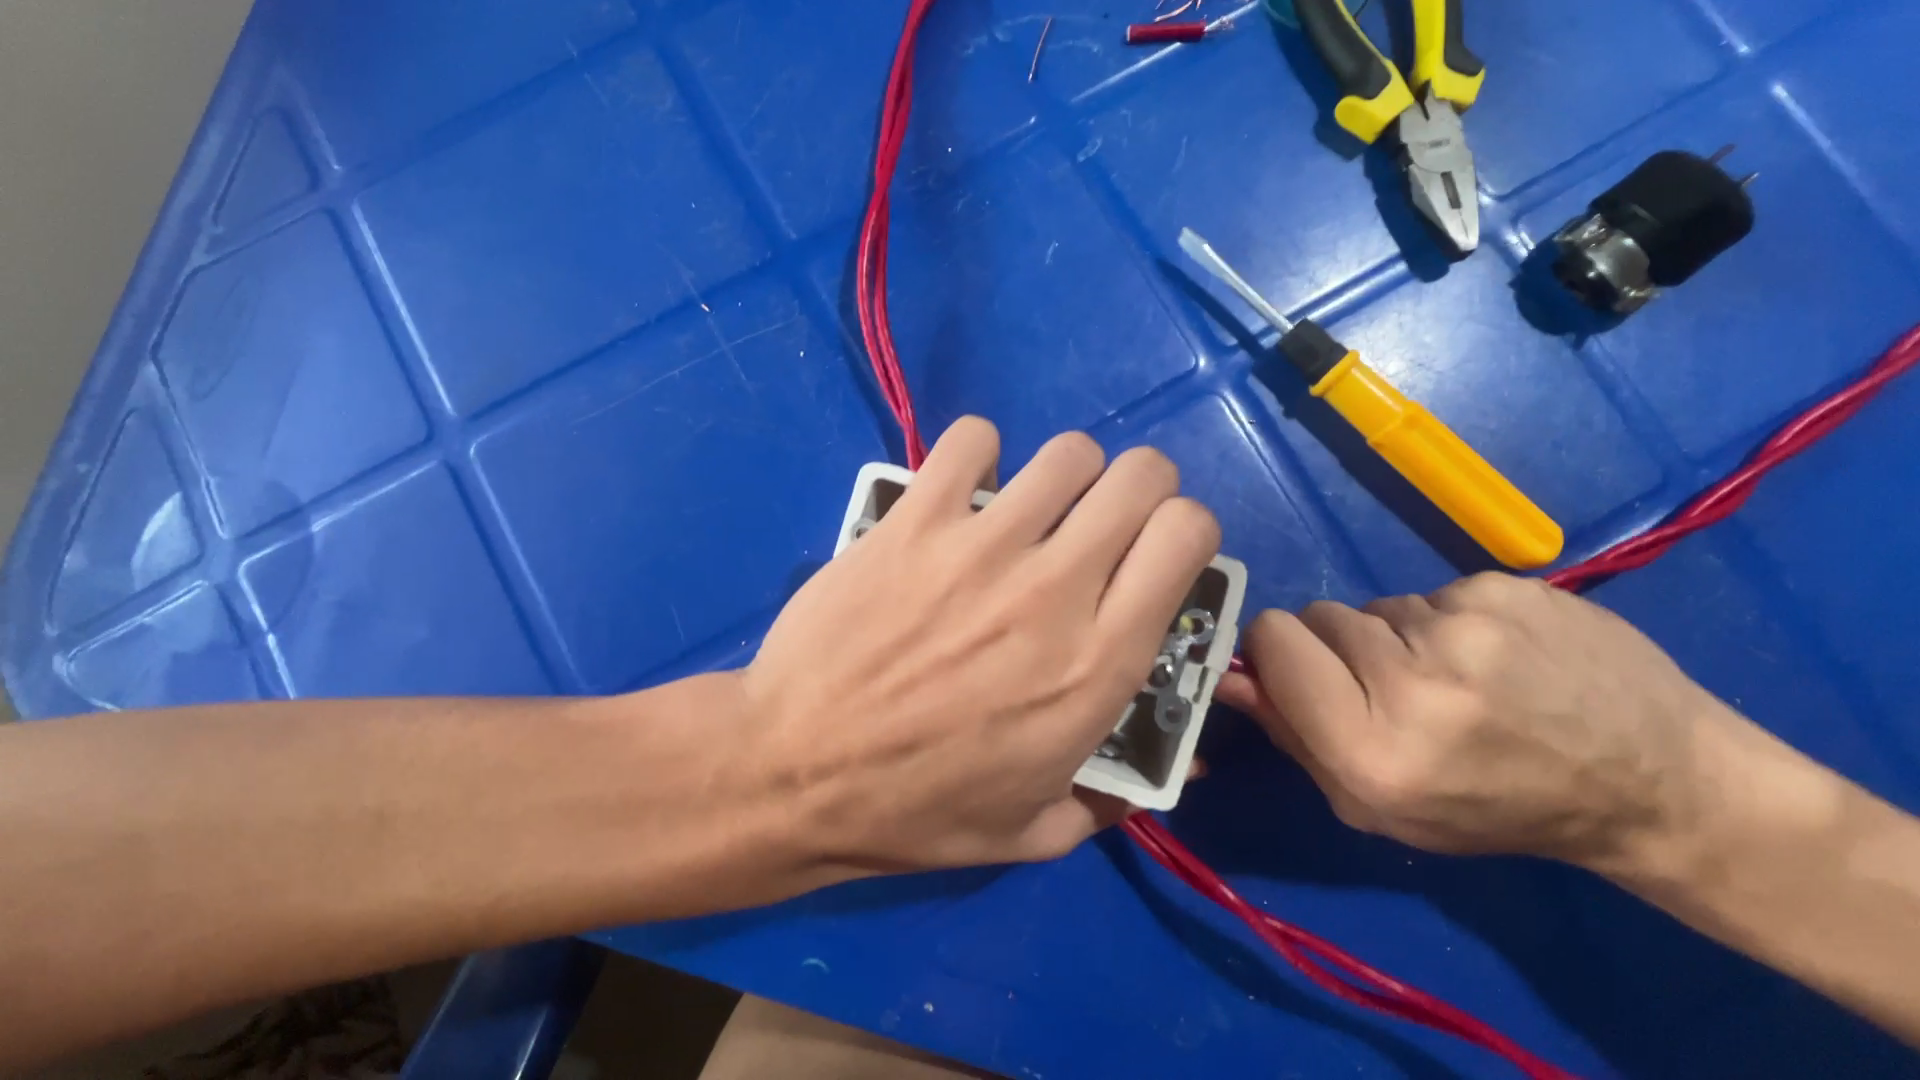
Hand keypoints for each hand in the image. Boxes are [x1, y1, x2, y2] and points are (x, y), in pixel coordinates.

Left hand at [740, 417, 1219, 874]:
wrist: (791, 772)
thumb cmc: (913, 810)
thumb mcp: (1032, 831)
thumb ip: (1113, 800)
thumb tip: (1173, 765)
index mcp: (1098, 664)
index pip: (1187, 536)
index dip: (1183, 533)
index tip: (1154, 559)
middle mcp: (1054, 589)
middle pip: (1142, 476)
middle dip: (1139, 492)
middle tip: (1103, 527)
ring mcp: (980, 546)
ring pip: (1069, 452)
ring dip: (1067, 476)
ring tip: (1033, 512)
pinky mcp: (914, 520)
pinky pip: (971, 440)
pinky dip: (978, 455)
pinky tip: (961, 495)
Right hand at [1216, 572, 1743, 870]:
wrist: (1654, 782)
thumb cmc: (1498, 808)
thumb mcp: (1378, 805)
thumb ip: (1294, 735)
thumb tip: (1229, 672)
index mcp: (1372, 749)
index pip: (1273, 639)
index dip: (1281, 656)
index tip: (1309, 678)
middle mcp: (1414, 681)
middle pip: (1318, 615)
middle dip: (1341, 649)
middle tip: (1395, 688)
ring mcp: (1467, 625)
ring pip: (1378, 605)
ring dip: (1398, 638)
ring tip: (1460, 679)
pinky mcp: (1509, 588)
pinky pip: (1437, 594)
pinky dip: (1453, 623)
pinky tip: (1502, 659)